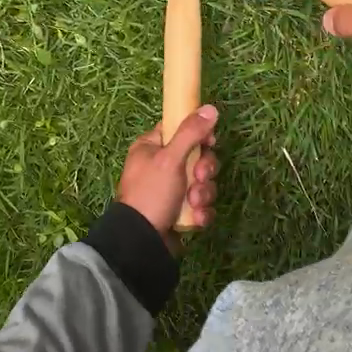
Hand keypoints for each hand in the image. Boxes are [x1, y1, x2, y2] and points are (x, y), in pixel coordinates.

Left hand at [116, 104, 220, 247]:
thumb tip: (211, 108)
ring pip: (201, 181)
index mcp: (151, 147)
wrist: (141, 243)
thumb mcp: (170, 158)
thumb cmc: (151, 193)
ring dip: (203, 192)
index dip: (197, 134)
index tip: (209, 141)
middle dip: (203, 169)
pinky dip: (201, 211)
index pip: (179, 129)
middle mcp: (160, 166)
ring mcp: (170, 190)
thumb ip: (191, 133)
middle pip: (196, 156)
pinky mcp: (180, 211)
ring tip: (194, 202)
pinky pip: (201, 204)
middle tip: (199, 177)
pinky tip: (196, 218)